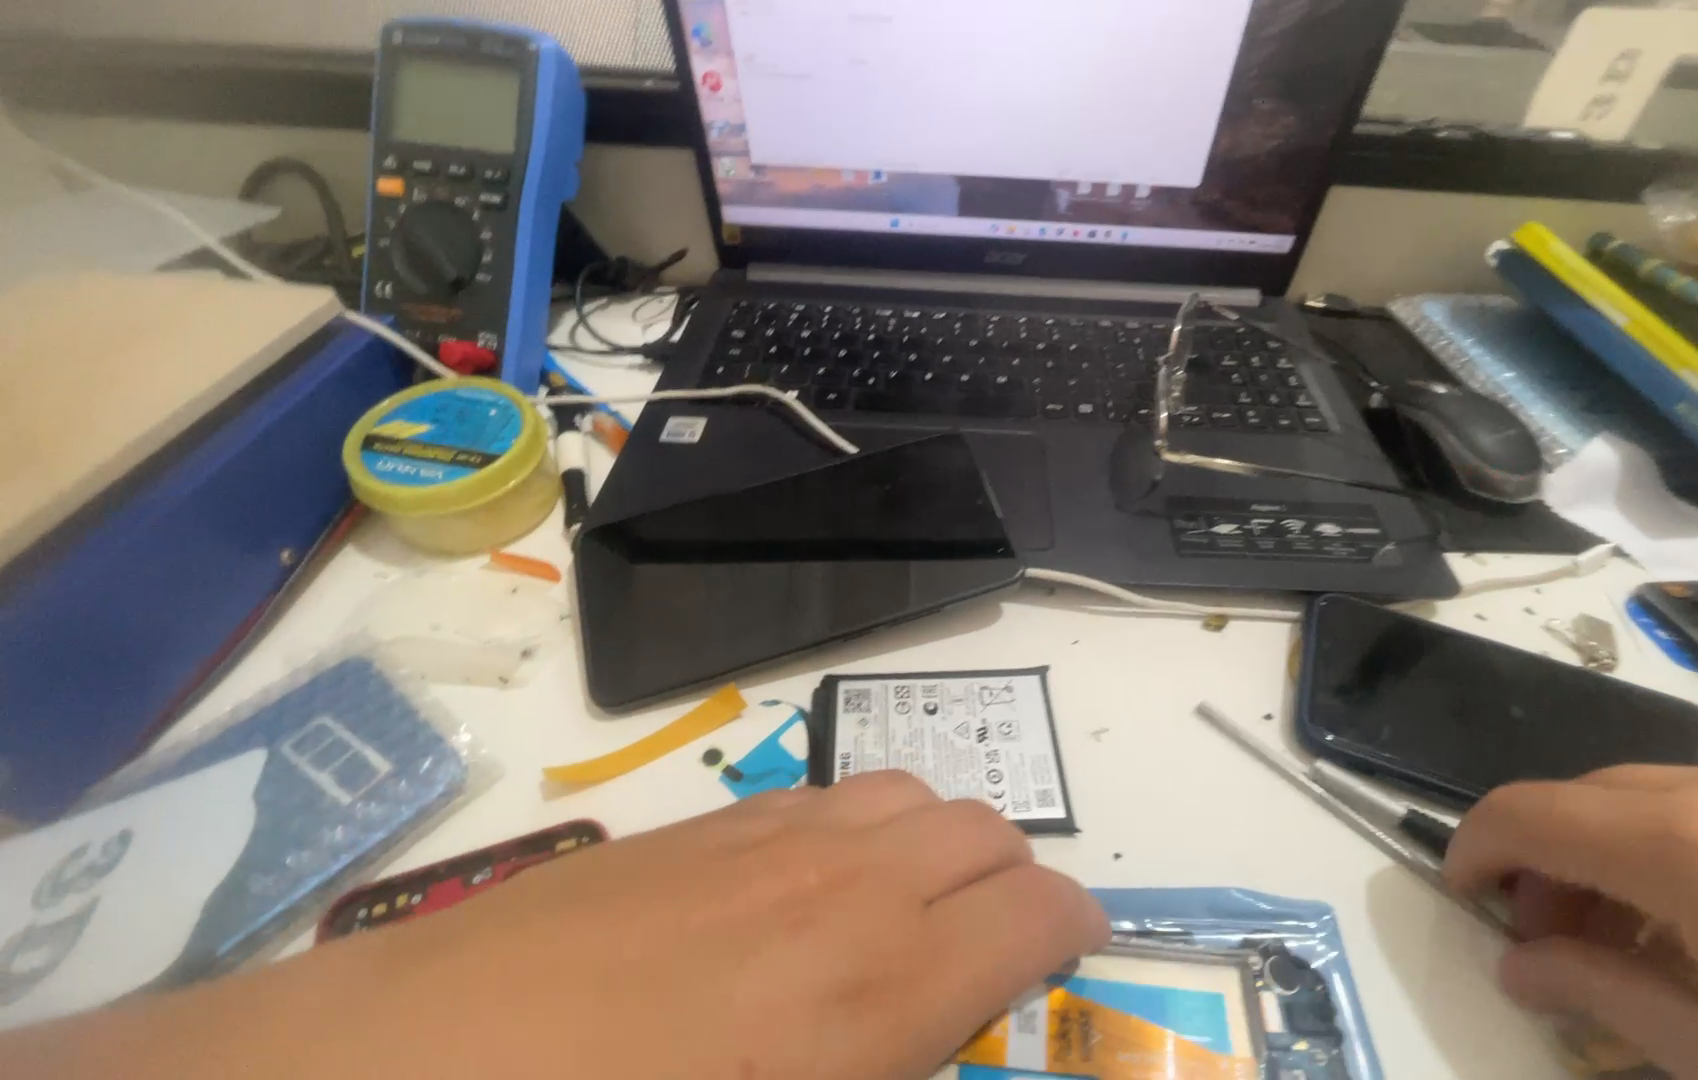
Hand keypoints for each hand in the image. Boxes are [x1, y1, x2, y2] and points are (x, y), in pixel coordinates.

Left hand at [6, 773, 1109, 1078]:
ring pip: (912, 795)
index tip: (1077, 951)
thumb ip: (880, 1064)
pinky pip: (830, 794)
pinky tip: (823, 877)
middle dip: (1015, 881)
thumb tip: (911, 1038)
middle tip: (999, 940)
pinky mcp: (709, 824)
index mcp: (883, 987)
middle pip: (984, 834)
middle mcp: (850, 886)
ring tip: (920, 899)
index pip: (1034, 914)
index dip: (1074, 928)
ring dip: (942, 841)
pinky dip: (864, 824)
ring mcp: (776, 836)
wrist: (411, 1073)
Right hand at [1446, 759, 1697, 1079]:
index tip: (1461, 896)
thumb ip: (1606, 997)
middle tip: (1555, 940)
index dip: (1472, 848)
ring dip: (1621, 853)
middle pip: (1585, 797)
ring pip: (1662, 795)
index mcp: (1683, 846)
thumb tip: (1517, 968)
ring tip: (1655, 937)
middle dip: (1547, 861)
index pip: (1522, 814)